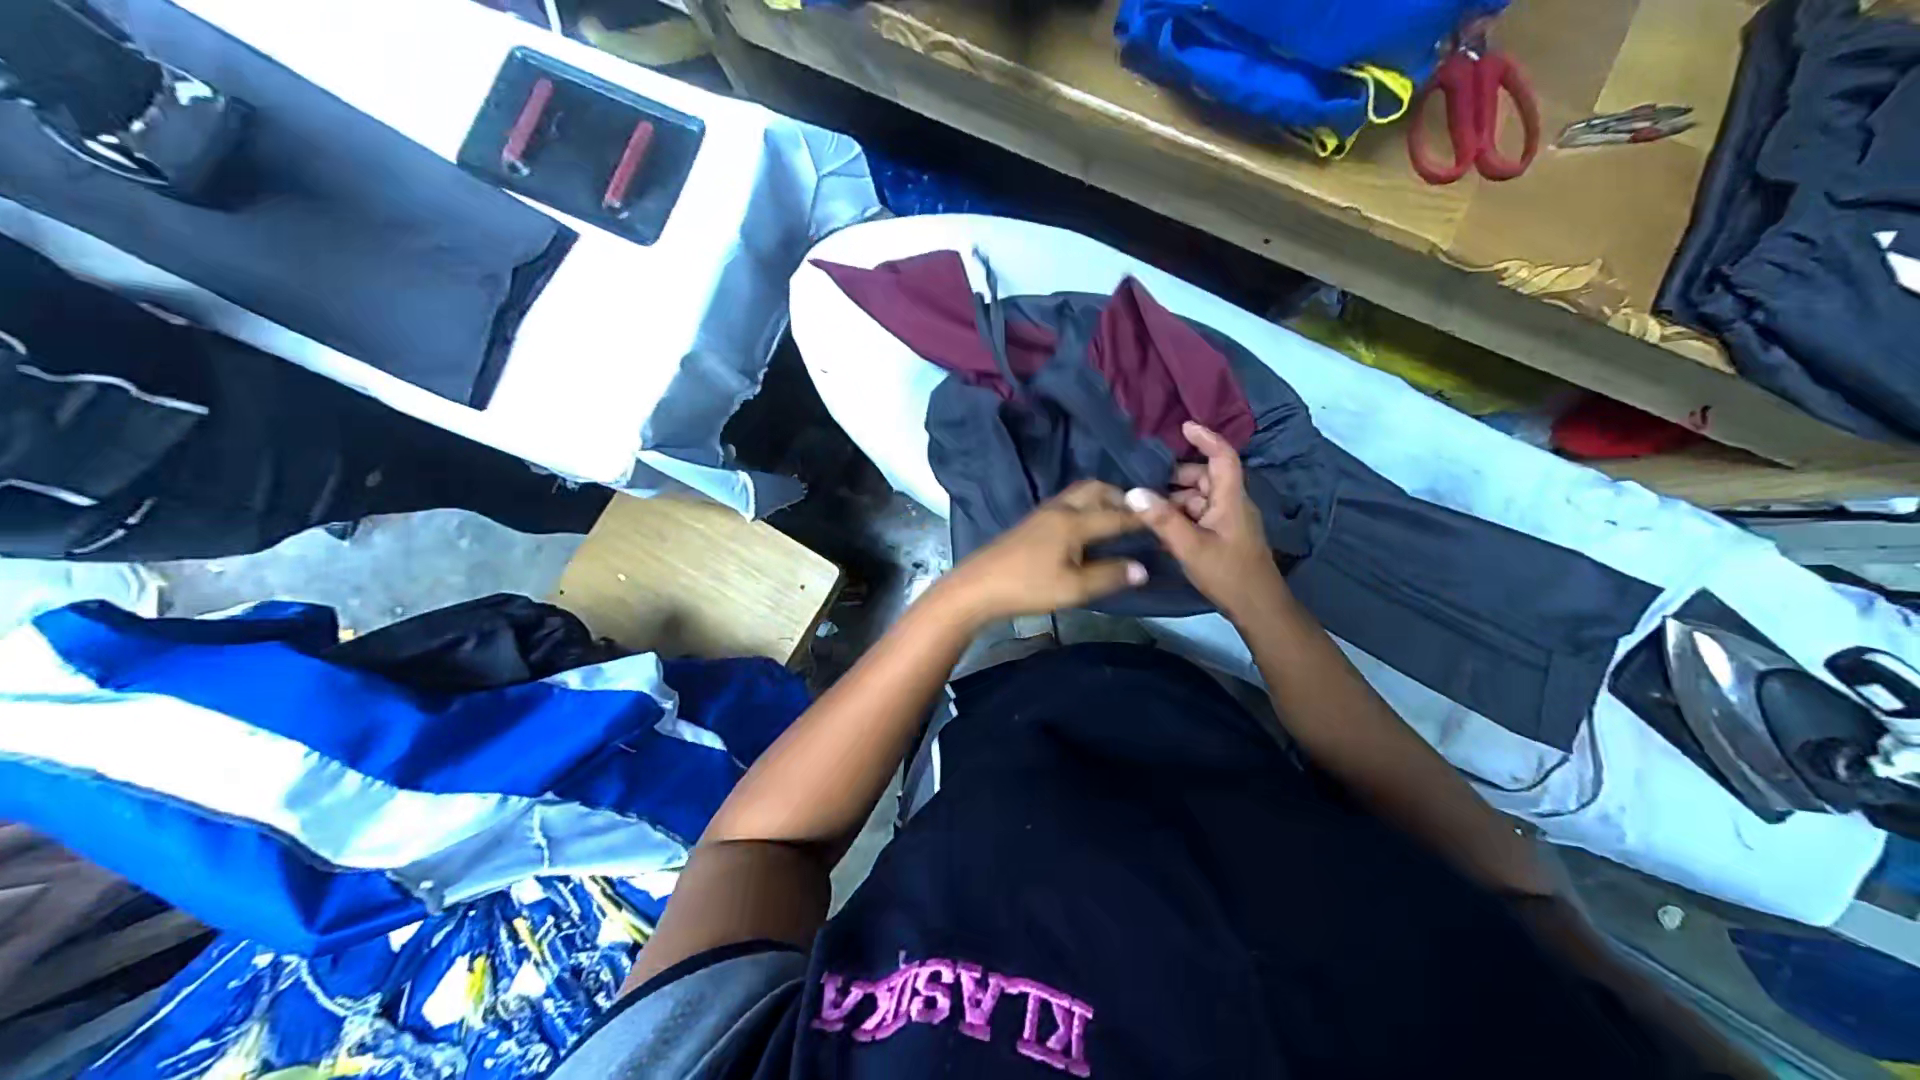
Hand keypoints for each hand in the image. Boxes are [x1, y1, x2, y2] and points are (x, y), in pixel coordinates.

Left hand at [930, 479, 1148, 626]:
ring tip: (1116, 519)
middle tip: (1139, 514)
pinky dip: (1085, 508)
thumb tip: (1142, 568)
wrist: (977, 586)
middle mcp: (1059, 509)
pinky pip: (1067, 504)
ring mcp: (1042, 514)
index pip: (1116, 515)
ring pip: (1079, 494)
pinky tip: (1087, 528)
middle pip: (1095, 490)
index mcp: (1073, 521)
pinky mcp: (1030, 523)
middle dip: (1121, 497)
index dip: (1142, 518)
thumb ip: (1109, 576)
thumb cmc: (1027, 587)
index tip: (1166, 517)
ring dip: (1101, 500)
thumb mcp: (1073, 588)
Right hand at [1126, 421, 1284, 621]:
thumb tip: (1133, 493)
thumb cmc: (1229, 573)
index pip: (1223, 457)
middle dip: (1177, 478)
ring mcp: (1229, 520)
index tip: (1184, 427)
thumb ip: (1162, 520)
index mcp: (1231, 498)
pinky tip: (1161, 529)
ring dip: (1175, 500)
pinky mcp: (1224, 535)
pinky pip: (1200, 515)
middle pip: (1205, 477)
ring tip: (1148, 511)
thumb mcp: (1190, 547)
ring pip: (1199, 497)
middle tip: (1146, 485)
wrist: (1257, 607)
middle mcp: (1232, 503)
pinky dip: (1181, 516)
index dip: (1206, 438)